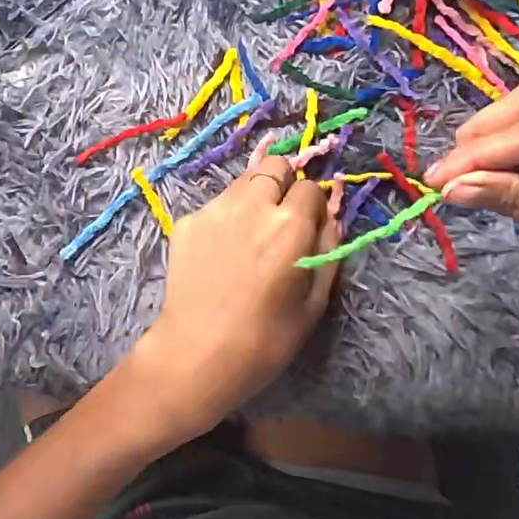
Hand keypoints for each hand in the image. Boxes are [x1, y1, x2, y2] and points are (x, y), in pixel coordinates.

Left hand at [119, 156, 340, 442]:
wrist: (197, 353)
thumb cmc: (266, 338)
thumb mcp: (314, 301)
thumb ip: (328, 250)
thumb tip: (332, 218)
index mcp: (290, 224)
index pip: (310, 187)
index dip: (313, 205)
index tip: (308, 226)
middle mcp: (252, 205)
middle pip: (274, 166)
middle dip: (283, 182)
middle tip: (280, 215)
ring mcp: (215, 209)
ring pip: (242, 181)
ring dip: (254, 196)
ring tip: (248, 234)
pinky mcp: (187, 220)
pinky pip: (215, 206)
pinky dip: (224, 218)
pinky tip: (219, 252)